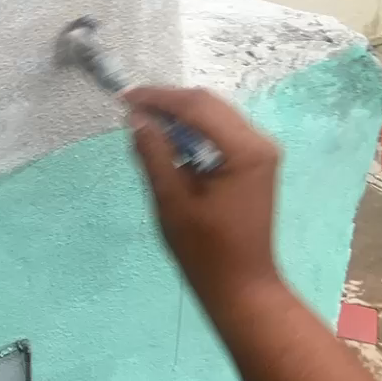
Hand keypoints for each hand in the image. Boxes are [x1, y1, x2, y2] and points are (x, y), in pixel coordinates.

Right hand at [124, 87, 282, 310]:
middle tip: (129, 108)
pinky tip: (167, 139)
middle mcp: (258, 143)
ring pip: (213, 114)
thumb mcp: (170, 199)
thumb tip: (136, 118)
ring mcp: (259, 152)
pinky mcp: (252, 162)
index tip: (123, 98)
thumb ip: (153, 154)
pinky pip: (218, 132)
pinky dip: (190, 129)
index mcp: (244, 150)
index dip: (157, 97)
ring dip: (177, 114)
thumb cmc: (204, 248)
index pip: (196, 107)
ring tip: (142, 122)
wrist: (240, 282)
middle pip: (208, 104)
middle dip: (167, 101)